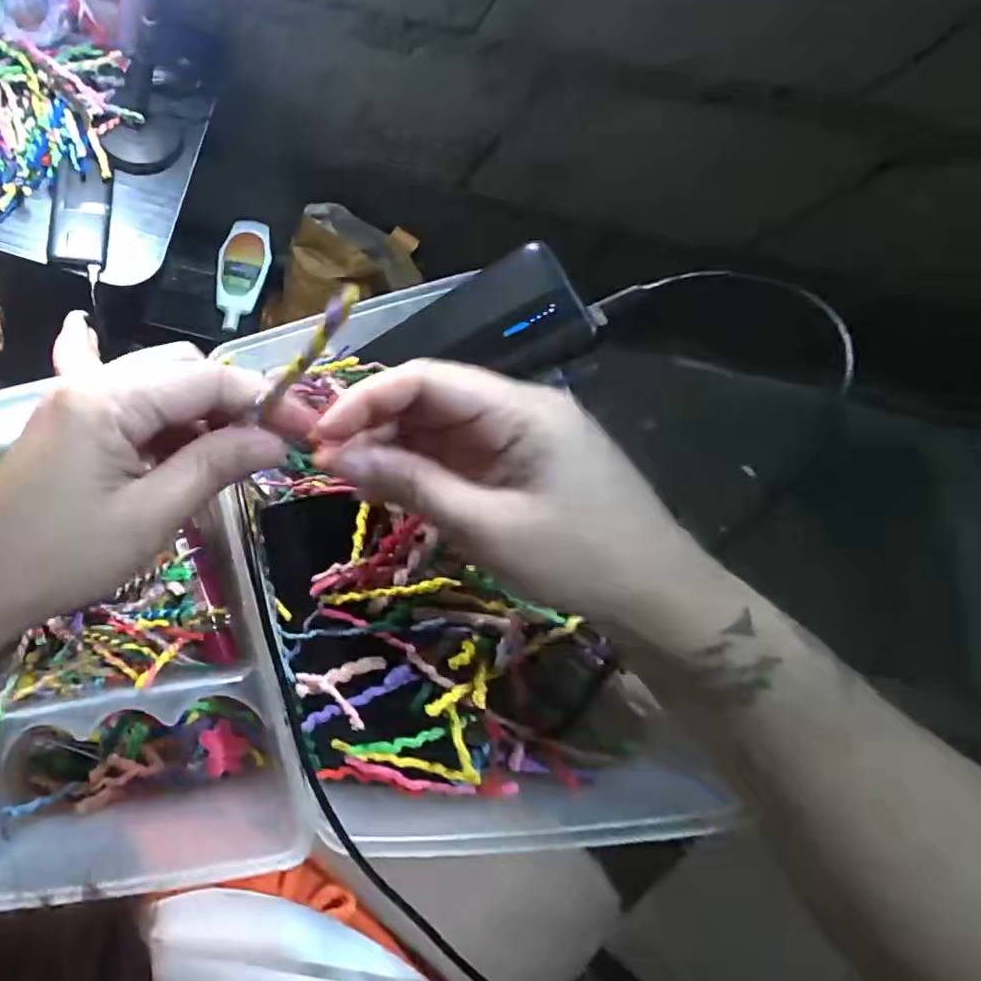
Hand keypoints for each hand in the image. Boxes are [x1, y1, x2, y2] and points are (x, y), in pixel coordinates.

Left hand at [0, 342, 315, 678]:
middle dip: (227, 402)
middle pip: (178, 370)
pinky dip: (133, 385)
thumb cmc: (67, 559)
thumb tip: (273, 440)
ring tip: (215, 451)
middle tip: (259, 449)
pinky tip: (103, 340)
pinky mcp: (60, 417)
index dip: (261, 399)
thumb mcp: (151, 517)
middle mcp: (86, 382)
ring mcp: (67, 395)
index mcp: (108, 399)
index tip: (303, 429)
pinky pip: (104, 384)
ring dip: (189, 407)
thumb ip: (213, 465)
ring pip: (149, 380)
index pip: (204, 379)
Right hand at [312, 360, 728, 630]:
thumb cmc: (580, 560)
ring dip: (383, 446)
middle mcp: (511, 408)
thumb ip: (409, 482)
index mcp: (518, 408)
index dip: (364, 399)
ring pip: (426, 425)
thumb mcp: (485, 525)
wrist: (659, 600)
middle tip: (324, 462)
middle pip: (422, 398)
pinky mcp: (504, 460)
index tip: (320, 434)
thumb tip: (335, 456)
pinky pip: (443, 451)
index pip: (425, 380)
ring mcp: (508, 434)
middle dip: (368, 424)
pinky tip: (381, 485)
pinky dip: (407, 466)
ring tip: (346, 477)